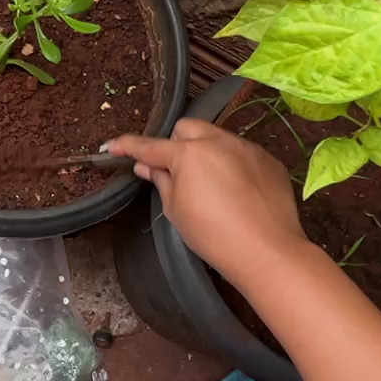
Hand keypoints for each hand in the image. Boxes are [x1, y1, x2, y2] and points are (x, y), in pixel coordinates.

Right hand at [109, 118, 315, 282]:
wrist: (267, 251)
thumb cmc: (213, 234)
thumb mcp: (176, 210)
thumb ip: (160, 180)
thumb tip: (146, 166)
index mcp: (188, 153)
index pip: (149, 145)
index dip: (127, 146)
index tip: (111, 146)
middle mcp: (217, 141)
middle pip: (186, 129)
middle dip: (176, 144)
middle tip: (176, 172)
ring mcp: (246, 147)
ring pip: (215, 137)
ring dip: (205, 152)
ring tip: (211, 186)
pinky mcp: (268, 159)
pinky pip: (241, 152)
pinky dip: (231, 164)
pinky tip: (236, 192)